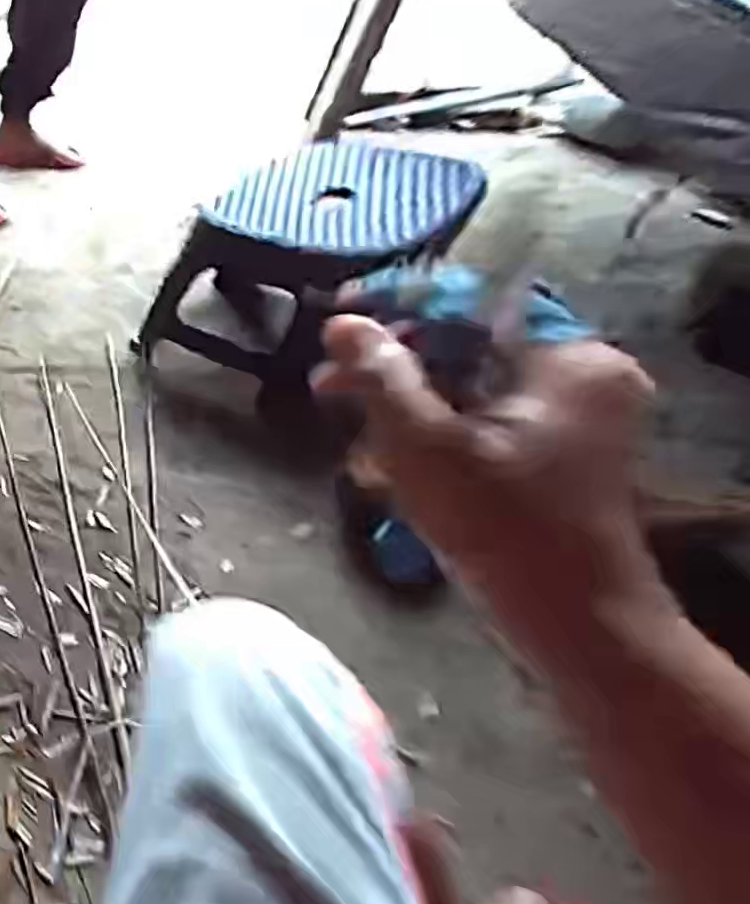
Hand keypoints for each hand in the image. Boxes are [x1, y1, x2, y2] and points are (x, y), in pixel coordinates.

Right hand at [314, 315, 655, 596]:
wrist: (558, 602)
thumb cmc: (492, 518)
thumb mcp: (420, 441)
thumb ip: (381, 376)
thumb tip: (343, 324)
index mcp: (568, 361)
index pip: (473, 302)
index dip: (400, 301)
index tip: (338, 314)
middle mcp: (576, 375)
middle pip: (464, 344)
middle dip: (389, 366)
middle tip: (327, 384)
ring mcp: (565, 412)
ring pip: (461, 381)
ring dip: (398, 402)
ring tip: (353, 432)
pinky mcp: (545, 443)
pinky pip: (472, 412)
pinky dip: (425, 426)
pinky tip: (388, 457)